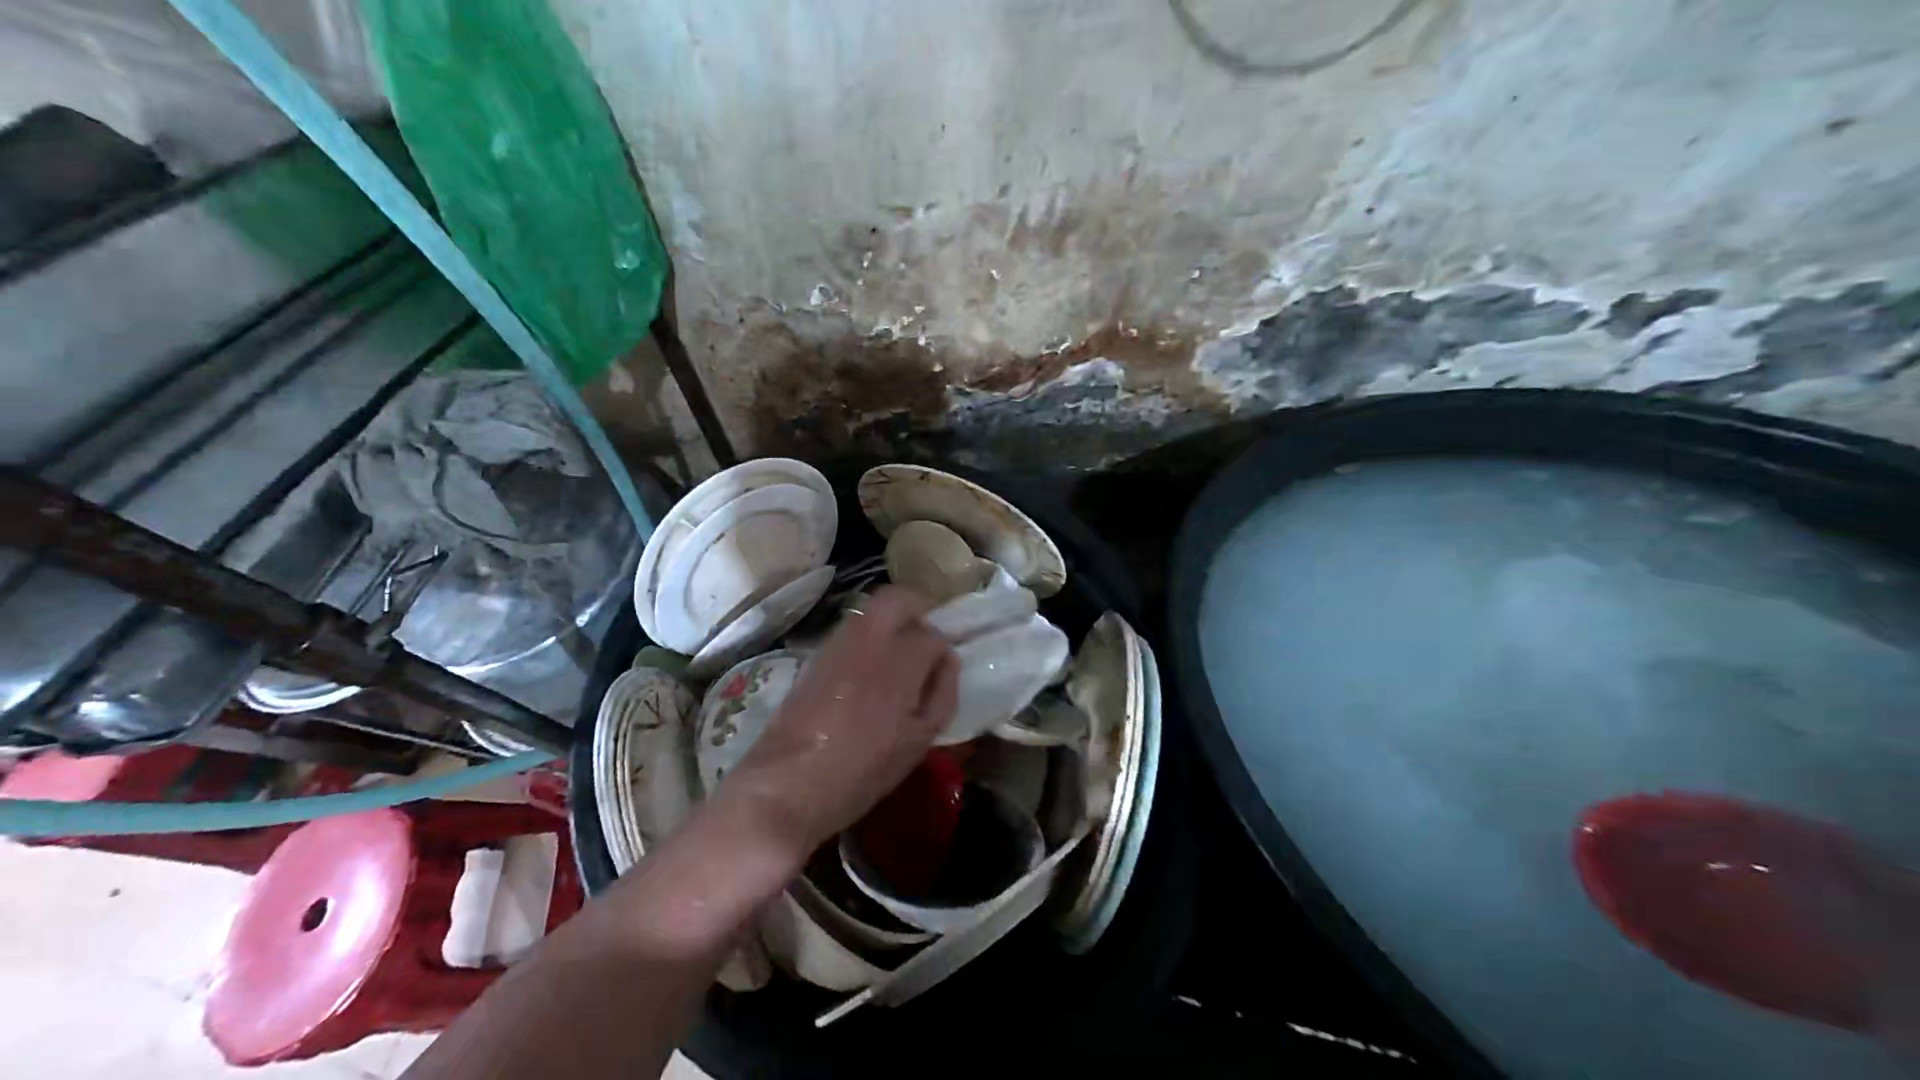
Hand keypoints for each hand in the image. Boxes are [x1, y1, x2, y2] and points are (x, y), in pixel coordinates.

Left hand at [718, 586, 959, 854]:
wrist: (785, 785)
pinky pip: (851, 630)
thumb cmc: (860, 773)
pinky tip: (870, 671)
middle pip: (898, 599)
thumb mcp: (917, 743)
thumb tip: (947, 663)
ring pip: (871, 610)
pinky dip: (868, 636)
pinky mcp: (815, 657)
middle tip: (926, 638)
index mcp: (898, 664)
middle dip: (918, 609)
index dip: (943, 651)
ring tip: (900, 655)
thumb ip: (941, 696)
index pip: (932, 635)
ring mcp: (836, 645)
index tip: (943, 672)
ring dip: (892, 621)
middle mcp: (867, 641)